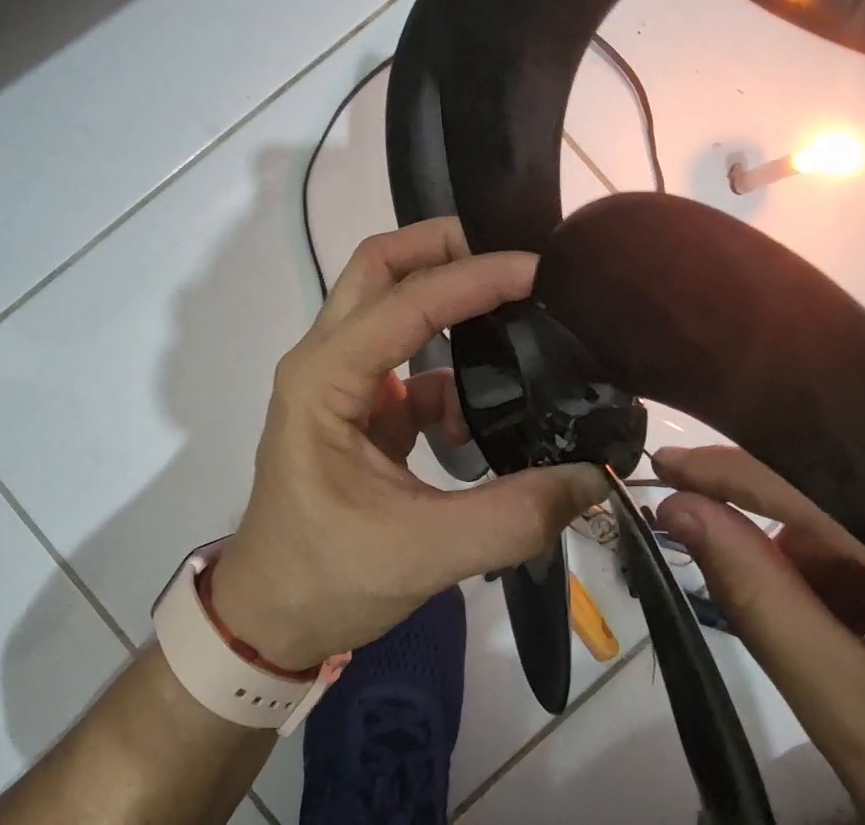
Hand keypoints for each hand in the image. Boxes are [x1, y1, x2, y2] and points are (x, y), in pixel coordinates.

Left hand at [210, 219, 610, 671]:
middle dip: (443, 246)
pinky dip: (451, 374)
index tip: (538, 271)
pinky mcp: (359, 409)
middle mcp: (325, 362)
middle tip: (512, 257)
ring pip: (391, 305)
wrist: (270, 617)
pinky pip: (410, 365)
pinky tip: (483, 418)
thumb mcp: (424, 552)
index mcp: (324, 380)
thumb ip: (514, 516)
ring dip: (449, 300)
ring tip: (518, 311)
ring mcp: (340, 382)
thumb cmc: (326, 578)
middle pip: (379, 268)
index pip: (406, 301)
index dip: (474, 278)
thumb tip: (594, 477)